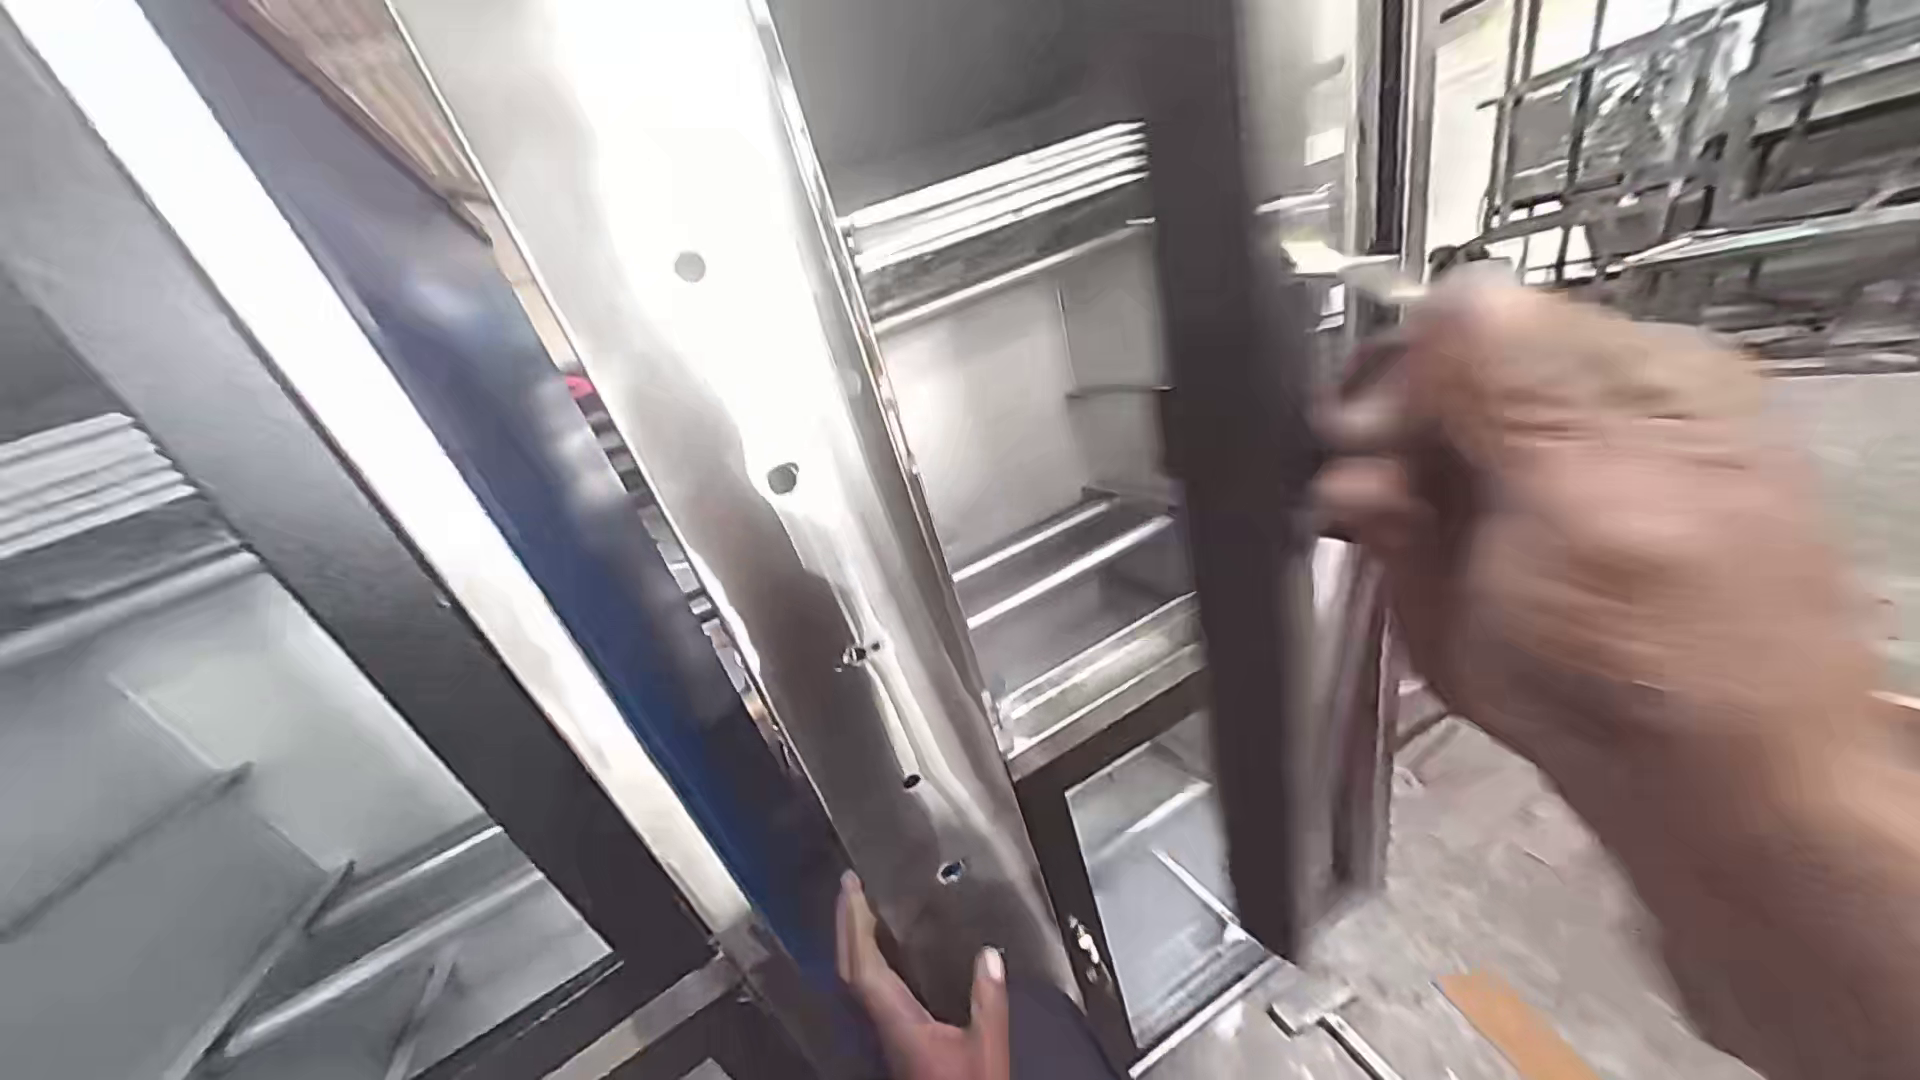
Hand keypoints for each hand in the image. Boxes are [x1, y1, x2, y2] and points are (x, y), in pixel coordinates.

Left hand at [837, 872, 1008, 1079]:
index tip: (853, 888)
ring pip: (855, 980)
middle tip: (849, 885)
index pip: (864, 969)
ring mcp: (883, 1031)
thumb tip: (989, 952)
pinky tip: (878, 945)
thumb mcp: (987, 1051)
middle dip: (846, 924)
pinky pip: (867, 986)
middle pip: (850, 970)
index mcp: (897, 1022)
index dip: (854, 926)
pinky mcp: (891, 1035)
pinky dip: (865, 956)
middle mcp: (882, 1024)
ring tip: (858, 904)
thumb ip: (988, 1002)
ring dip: (852, 938)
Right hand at [1317, 275, 1919, 1079]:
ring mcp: (1479, 474)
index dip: (1419, 362)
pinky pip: (1368, 485)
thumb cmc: (1653, 637)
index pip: (1481, 321)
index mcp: (1616, 382)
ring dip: (1360, 466)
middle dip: (1379, 415)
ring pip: (1380, 429)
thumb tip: (1454, 289)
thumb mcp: (1608, 505)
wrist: (1649, 761)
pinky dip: (1353, 501)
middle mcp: (1540, 417)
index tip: (1383, 425)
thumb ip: (1529, 398)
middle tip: (1374, 472)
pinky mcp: (1432, 525)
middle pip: (1419, 371)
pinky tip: (1366, 529)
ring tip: (1374, 516)